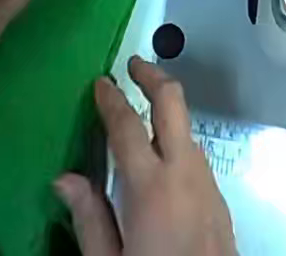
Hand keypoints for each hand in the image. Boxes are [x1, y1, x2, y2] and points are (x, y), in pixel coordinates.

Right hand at [54, 57, 236, 255]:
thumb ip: (89, 220)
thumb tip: (64, 178)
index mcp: (151, 187)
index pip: (127, 126)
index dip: (111, 99)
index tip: (100, 81)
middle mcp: (184, 171)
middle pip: (173, 101)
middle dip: (152, 76)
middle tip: (133, 65)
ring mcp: (207, 182)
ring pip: (187, 126)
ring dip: (166, 110)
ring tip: (141, 111)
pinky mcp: (220, 199)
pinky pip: (196, 154)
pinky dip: (177, 141)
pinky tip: (161, 159)